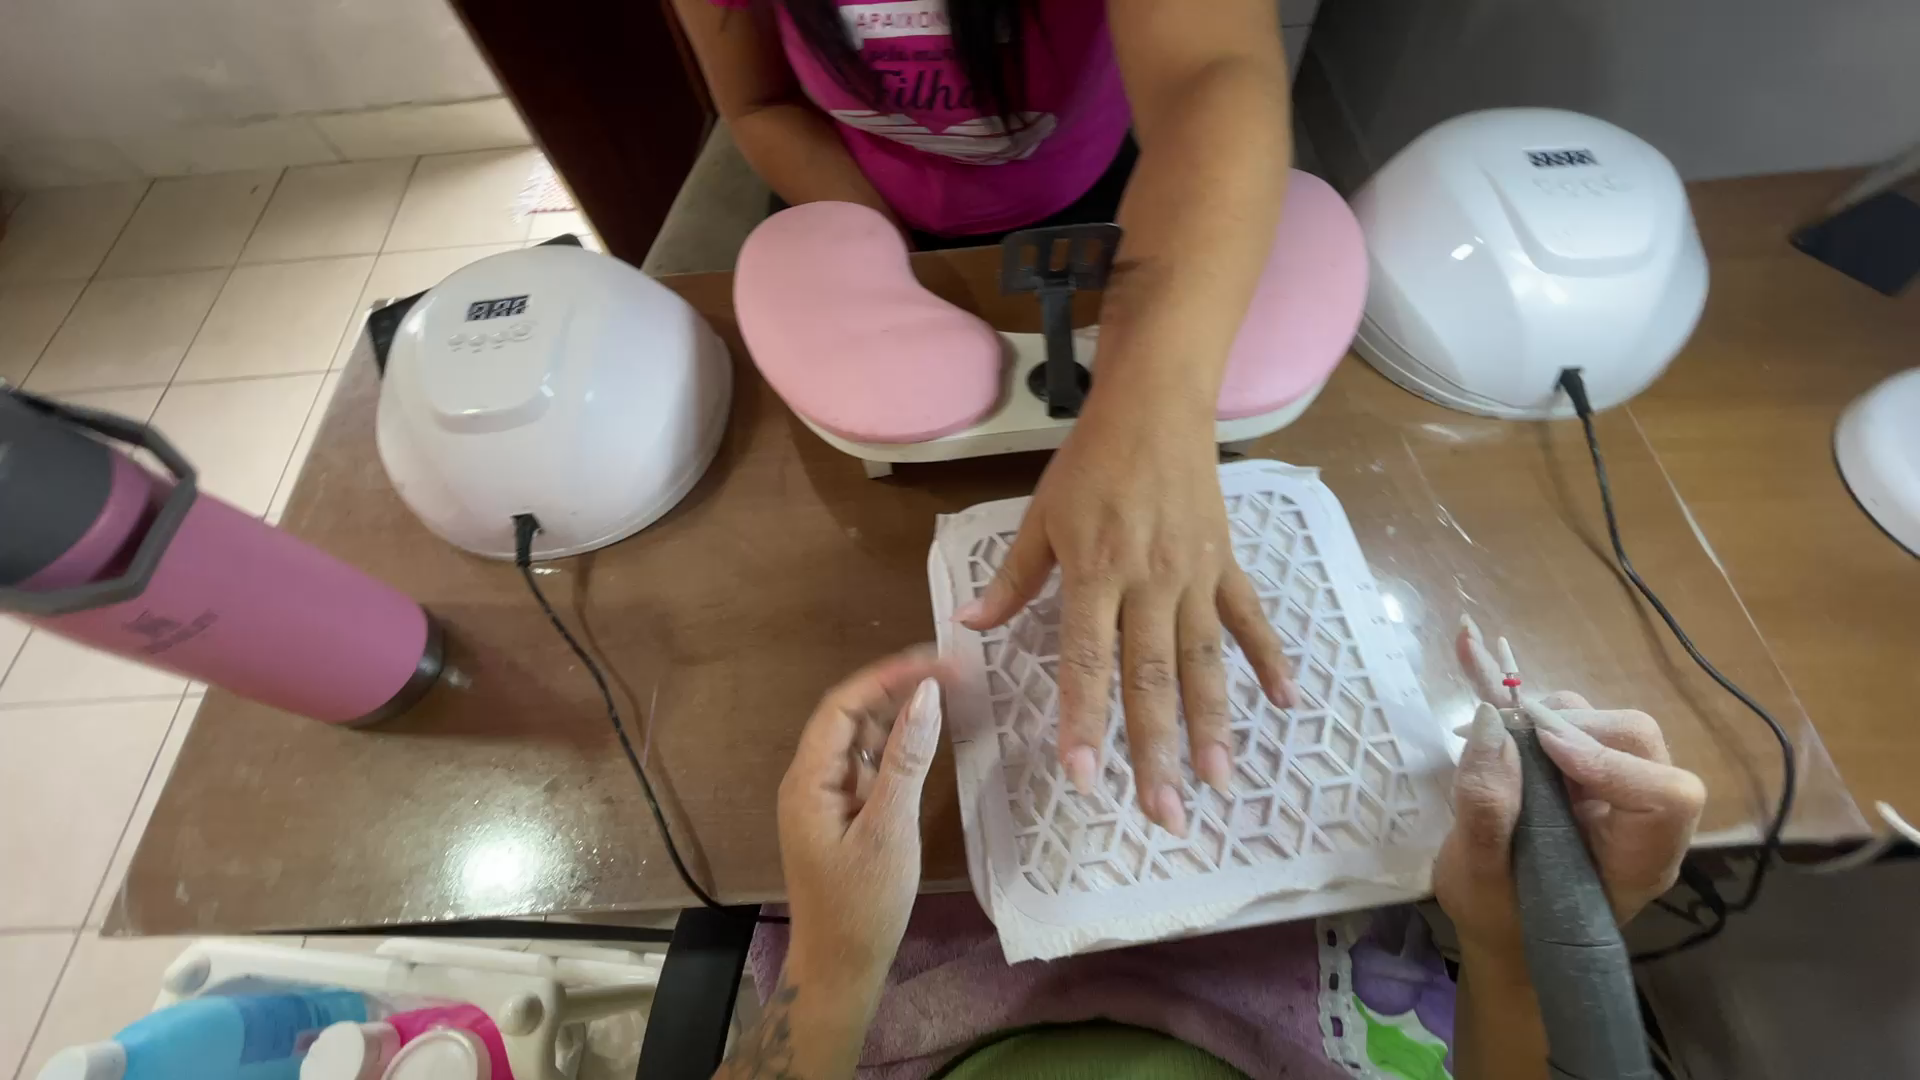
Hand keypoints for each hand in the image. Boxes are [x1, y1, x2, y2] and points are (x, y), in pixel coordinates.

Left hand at [777, 648, 949, 996]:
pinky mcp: (845, 809)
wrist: (842, 970)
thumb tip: (926, 695)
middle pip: (851, 715)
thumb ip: (906, 759)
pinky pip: (870, 762)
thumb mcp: (889, 829)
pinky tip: (928, 733)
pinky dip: (899, 744)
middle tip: (949, 670)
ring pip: (862, 736)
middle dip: (896, 688)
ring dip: (899, 712)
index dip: (886, 676)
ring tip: (946, 690)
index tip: (933, 661)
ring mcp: (829, 794)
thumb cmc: (862, 905)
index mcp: (809, 779)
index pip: (842, 705)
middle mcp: (813, 778)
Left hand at [957, 390, 1292, 836]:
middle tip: (1165, 815)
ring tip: (1222, 782)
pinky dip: (1270, 659)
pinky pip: (1251, 618)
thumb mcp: (1040, 517)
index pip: (1086, 661)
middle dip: (1157, 750)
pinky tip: (1288, 703)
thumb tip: (970, 626)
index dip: (1083, 720)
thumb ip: (1012, 578)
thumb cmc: (1089, 463)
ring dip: (1214, 725)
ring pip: (1206, 661)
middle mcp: (1150, 584)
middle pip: (1153, 678)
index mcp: (1095, 573)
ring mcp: (1196, 577)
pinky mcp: (1227, 564)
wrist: (1154, 408)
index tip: (1083, 778)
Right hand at [1434, 616, 1706, 964]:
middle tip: (1497, 734)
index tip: (1535, 745)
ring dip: (1543, 712)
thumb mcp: (1478, 874)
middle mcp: (1639, 818)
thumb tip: (1493, 726)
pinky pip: (1568, 721)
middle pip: (1637, 742)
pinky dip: (1525, 698)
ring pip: (1603, 724)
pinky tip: (1478, 674)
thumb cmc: (1498, 916)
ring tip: (1484, 731)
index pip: (1665, 792)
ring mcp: (1612, 792)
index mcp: (1637, 859)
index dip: (1604, 758)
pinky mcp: (1581, 775)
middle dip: (1566, 723)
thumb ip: (1488, 808)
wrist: (1505, 933)